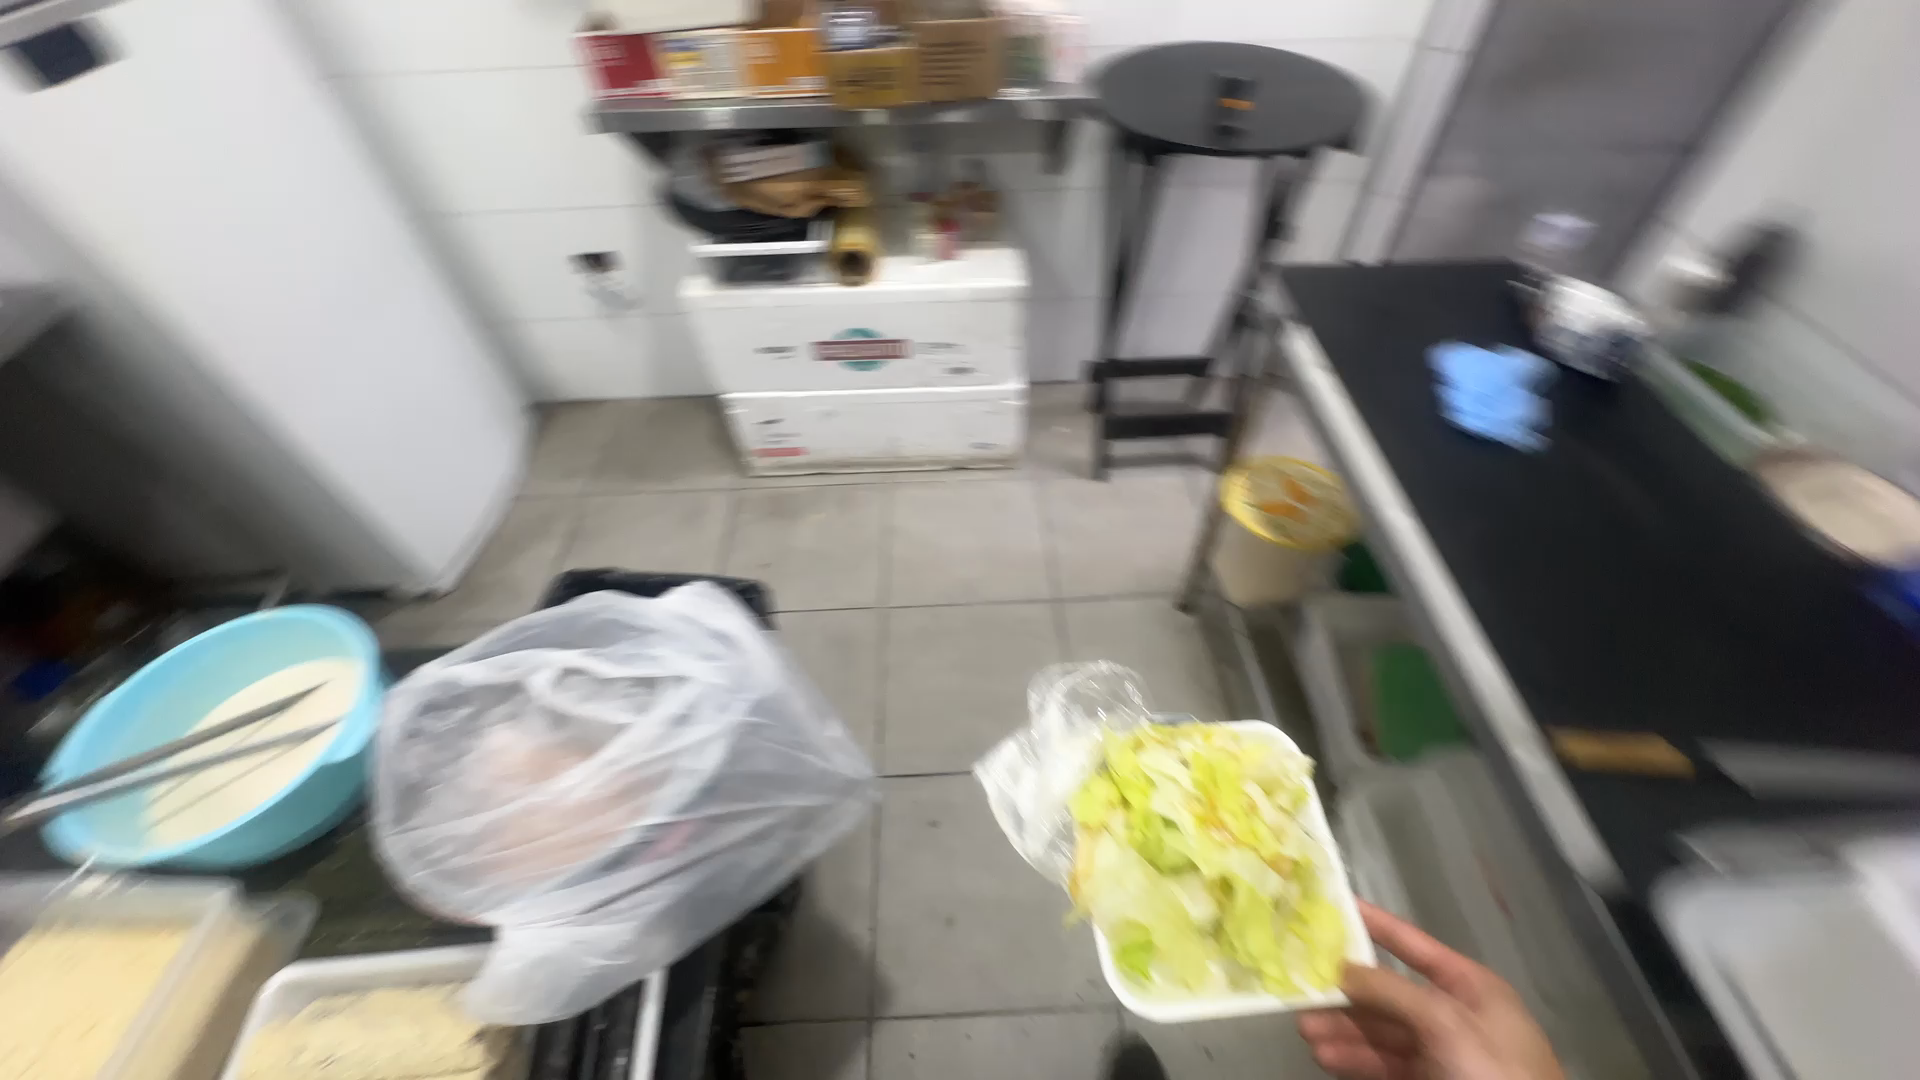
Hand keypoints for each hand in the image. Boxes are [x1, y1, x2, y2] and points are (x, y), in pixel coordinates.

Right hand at [1296, 901, 1565, 1079]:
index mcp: (1468, 986)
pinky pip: (1384, 1063)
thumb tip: (1340, 967)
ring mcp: (1442, 1052)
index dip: (1372, 922)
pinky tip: (1326, 1058)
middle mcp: (1452, 1013)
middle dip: (1343, 993)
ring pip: (1380, 1031)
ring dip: (1342, 1030)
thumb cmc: (1495, 1071)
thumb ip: (1389, 990)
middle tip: (1302, 989)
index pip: (1410, 942)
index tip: (1328, 904)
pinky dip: (1354, 1059)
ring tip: (1306, 1032)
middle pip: (1386, 991)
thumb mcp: (1445, 1022)